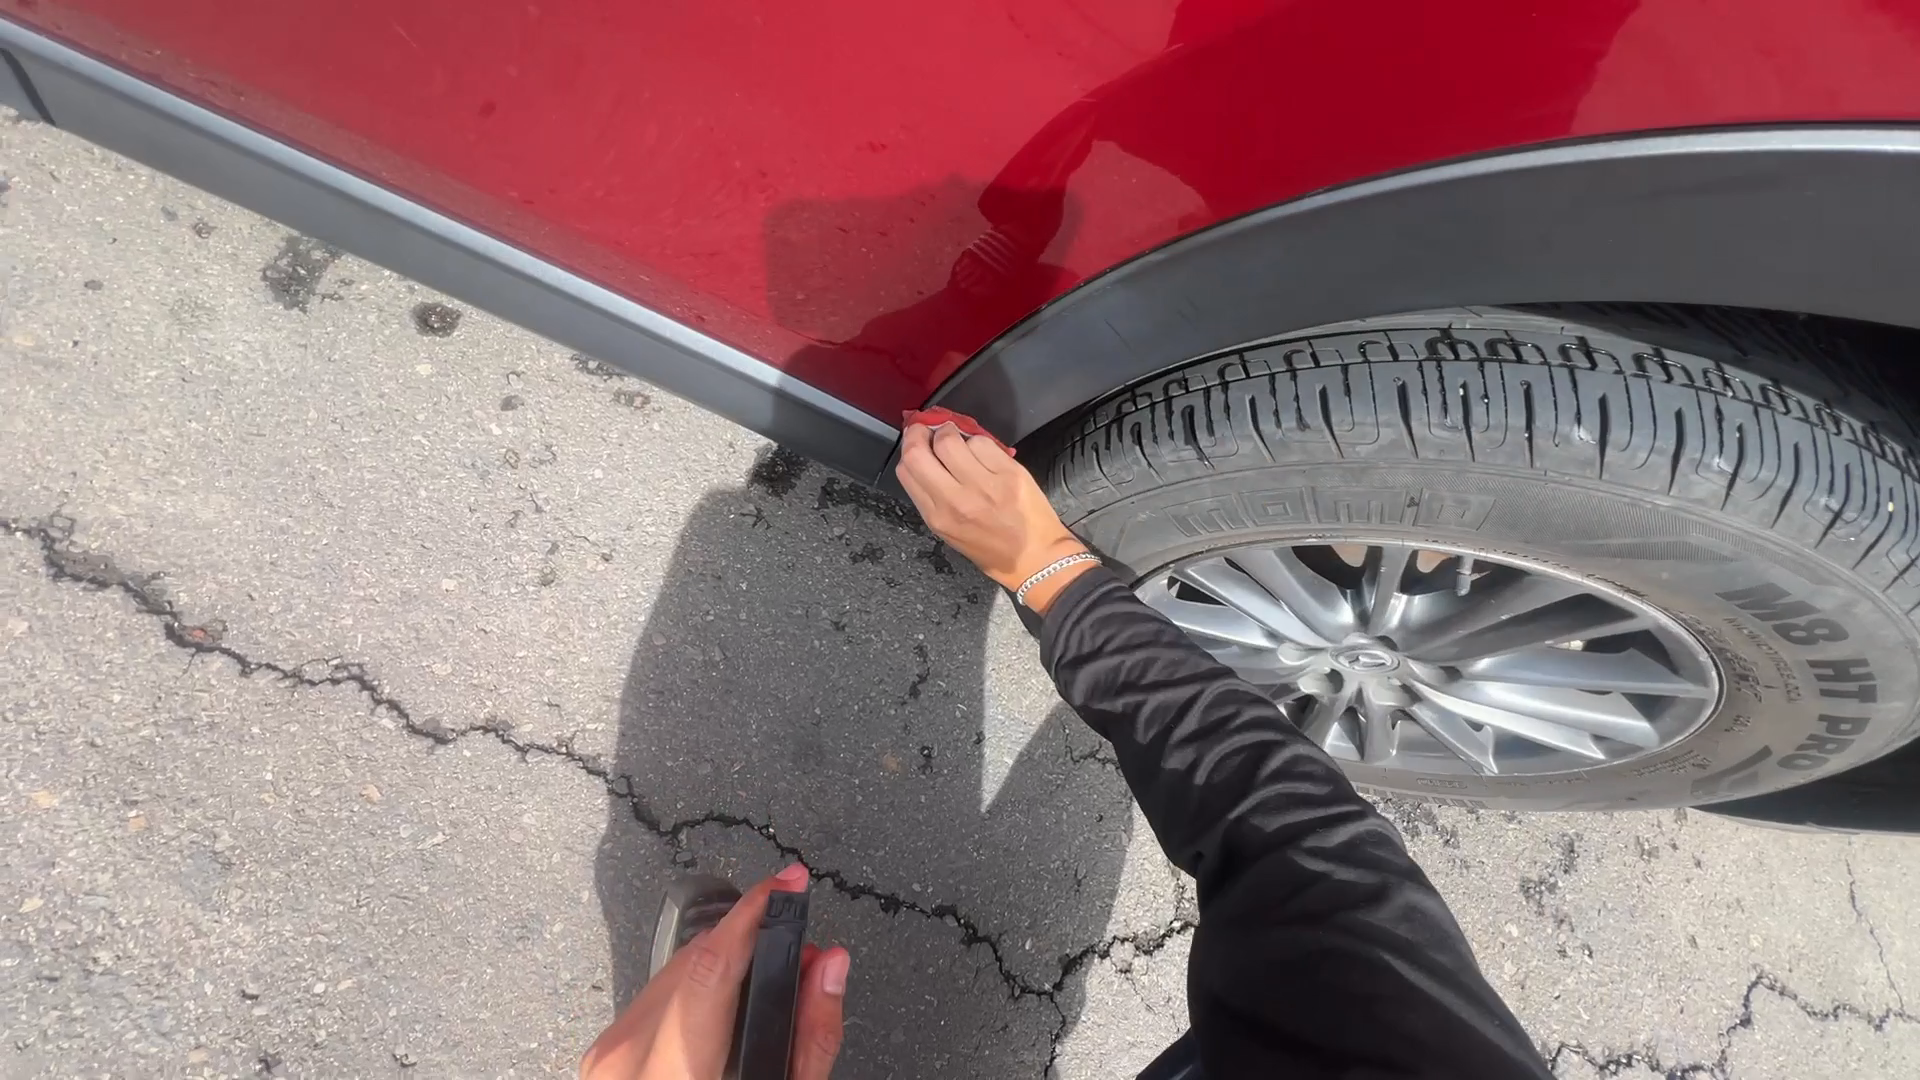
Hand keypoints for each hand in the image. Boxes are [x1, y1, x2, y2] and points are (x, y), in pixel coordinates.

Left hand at [580, 864, 848, 1079]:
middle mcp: (627, 1061)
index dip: (757, 910)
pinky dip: (702, 981)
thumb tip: (830, 963)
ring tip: (773, 976)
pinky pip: (660, 990)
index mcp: (673, 1077)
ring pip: (679, 968)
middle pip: (700, 960)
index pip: (713, 965)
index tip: (790, 881)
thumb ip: (812, 1036)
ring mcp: (608, 1057)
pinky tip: (730, 998)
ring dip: (730, 957)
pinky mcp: (604, 1053)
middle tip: (803, 948)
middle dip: (756, 935)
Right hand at [894, 423, 1094, 612]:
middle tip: (928, 428)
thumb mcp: (950, 532)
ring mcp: (984, 485)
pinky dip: (979, 442)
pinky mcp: (1009, 473)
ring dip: (952, 433)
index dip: (908, 448)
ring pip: (951, 439)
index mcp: (938, 517)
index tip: (916, 440)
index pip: (906, 470)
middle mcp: (956, 500)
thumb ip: (932, 498)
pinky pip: (982, 442)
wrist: (1036, 558)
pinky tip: (984, 453)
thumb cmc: (993, 549)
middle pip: (918, 451)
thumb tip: (924, 459)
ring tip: (961, 443)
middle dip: (919, 432)